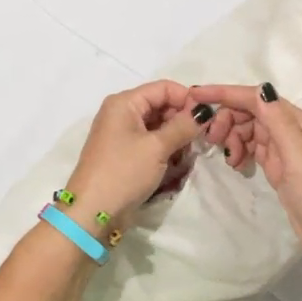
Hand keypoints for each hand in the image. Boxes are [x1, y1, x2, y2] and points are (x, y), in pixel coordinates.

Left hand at [66, 81, 211, 224]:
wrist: (93, 212)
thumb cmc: (123, 172)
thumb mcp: (157, 147)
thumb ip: (183, 126)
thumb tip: (204, 111)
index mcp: (124, 103)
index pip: (163, 88)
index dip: (187, 98)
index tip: (208, 117)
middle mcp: (122, 114)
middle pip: (162, 107)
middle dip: (182, 123)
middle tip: (200, 142)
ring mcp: (123, 136)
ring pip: (160, 129)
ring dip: (176, 142)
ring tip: (185, 160)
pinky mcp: (126, 156)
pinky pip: (152, 146)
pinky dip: (165, 153)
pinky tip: (175, 168)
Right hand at [189, 84, 301, 269]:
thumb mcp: (300, 160)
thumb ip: (279, 123)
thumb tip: (261, 88)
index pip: (258, 98)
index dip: (225, 94)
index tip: (195, 95)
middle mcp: (295, 130)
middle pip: (252, 112)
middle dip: (227, 118)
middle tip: (210, 139)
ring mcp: (289, 150)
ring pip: (251, 130)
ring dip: (233, 136)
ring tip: (228, 159)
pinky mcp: (283, 167)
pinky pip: (255, 148)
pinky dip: (241, 151)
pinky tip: (236, 164)